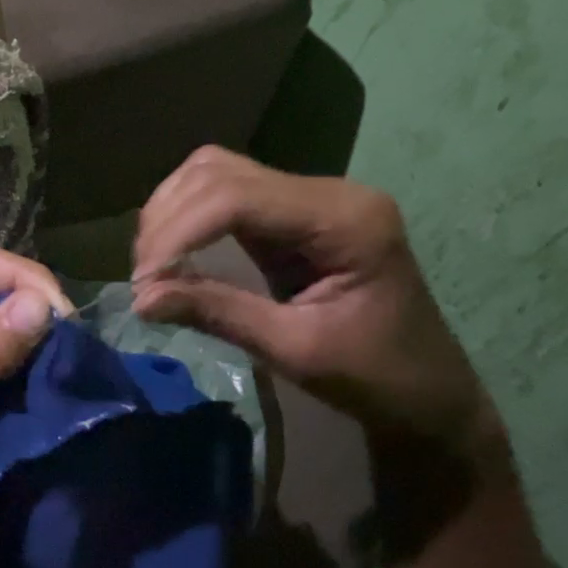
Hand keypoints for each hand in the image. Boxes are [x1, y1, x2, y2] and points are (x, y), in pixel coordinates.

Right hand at [131, 147, 490, 441]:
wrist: (428, 395)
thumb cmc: (375, 378)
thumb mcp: (294, 350)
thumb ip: (217, 313)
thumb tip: (139, 300)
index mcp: (345, 218)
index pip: (237, 198)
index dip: (179, 233)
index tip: (143, 282)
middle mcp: (328, 192)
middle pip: (220, 172)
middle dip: (169, 220)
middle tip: (143, 278)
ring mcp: (310, 198)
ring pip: (215, 174)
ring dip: (171, 213)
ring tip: (151, 265)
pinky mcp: (292, 214)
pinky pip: (224, 194)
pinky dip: (186, 217)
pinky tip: (171, 252)